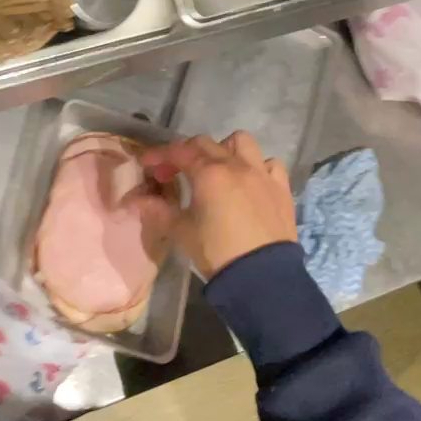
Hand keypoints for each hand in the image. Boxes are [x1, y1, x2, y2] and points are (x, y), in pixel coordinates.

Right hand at [136, 132, 294, 278]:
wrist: (262, 278)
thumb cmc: (217, 252)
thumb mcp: (182, 232)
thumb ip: (159, 212)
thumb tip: (139, 201)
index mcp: (208, 174)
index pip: (178, 152)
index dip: (160, 155)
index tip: (147, 164)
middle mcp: (236, 165)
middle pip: (205, 143)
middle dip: (185, 152)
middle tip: (174, 172)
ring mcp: (261, 174)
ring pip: (241, 142)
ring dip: (224, 149)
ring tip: (217, 168)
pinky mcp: (281, 188)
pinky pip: (269, 164)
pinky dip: (256, 166)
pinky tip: (249, 182)